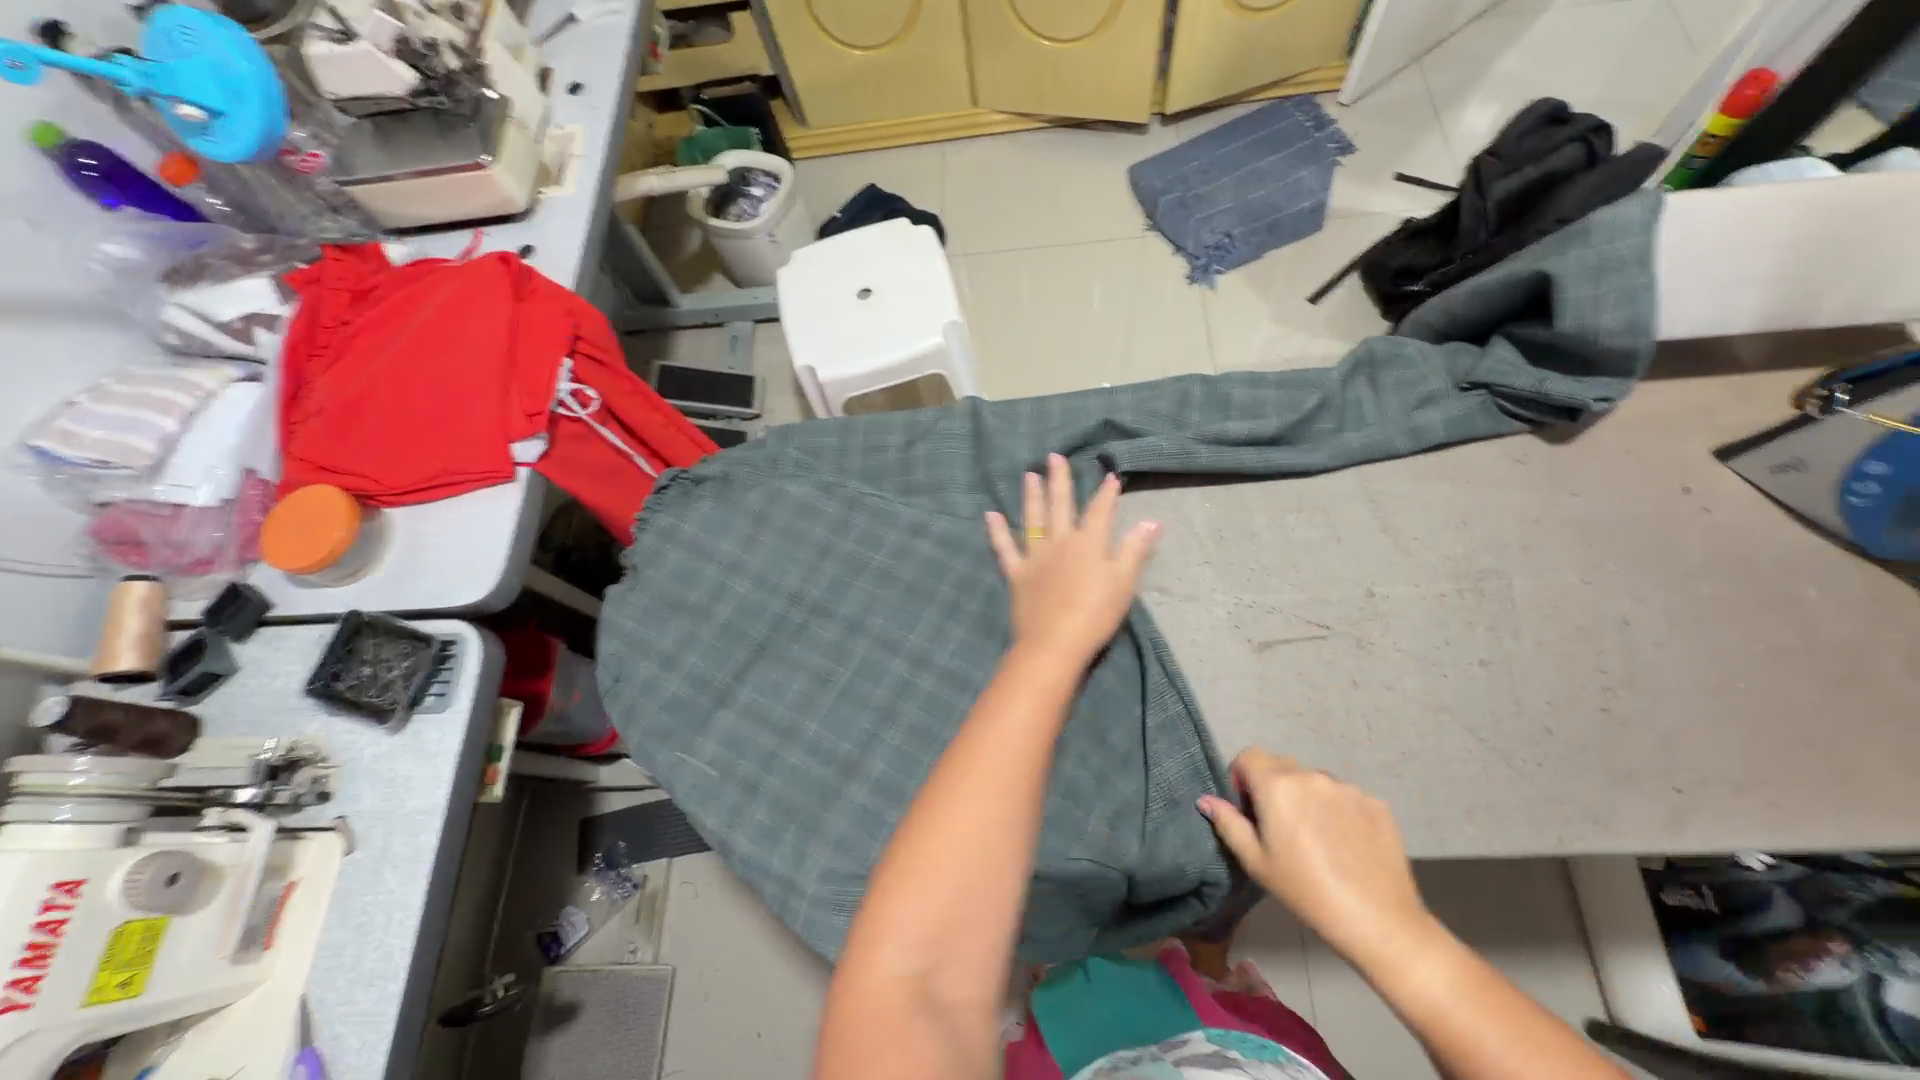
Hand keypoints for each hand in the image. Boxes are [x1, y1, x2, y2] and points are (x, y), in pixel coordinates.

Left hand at [984, 454, 1158, 664]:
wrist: (1054, 643)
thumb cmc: (1095, 615)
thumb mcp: (1124, 583)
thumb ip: (1136, 550)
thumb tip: (1152, 520)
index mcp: (1089, 543)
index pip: (1100, 511)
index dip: (1106, 494)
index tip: (1110, 476)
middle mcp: (1060, 542)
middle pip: (1061, 505)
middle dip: (1060, 480)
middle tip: (1054, 456)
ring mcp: (1035, 556)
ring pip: (1033, 519)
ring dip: (1031, 496)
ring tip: (1029, 475)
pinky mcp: (1016, 574)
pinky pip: (1004, 548)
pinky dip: (997, 531)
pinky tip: (990, 515)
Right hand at [1198, 749, 1437, 965]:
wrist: (1377, 918)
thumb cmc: (1306, 891)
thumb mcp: (1256, 862)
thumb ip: (1229, 824)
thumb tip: (1206, 800)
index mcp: (1278, 788)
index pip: (1249, 756)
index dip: (1241, 777)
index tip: (1247, 809)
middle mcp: (1312, 777)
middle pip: (1281, 767)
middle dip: (1272, 787)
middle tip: (1278, 827)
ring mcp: (1348, 788)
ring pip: (1314, 782)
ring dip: (1306, 798)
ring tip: (1315, 839)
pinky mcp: (1375, 803)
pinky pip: (1344, 797)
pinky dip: (1336, 810)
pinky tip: (1344, 845)